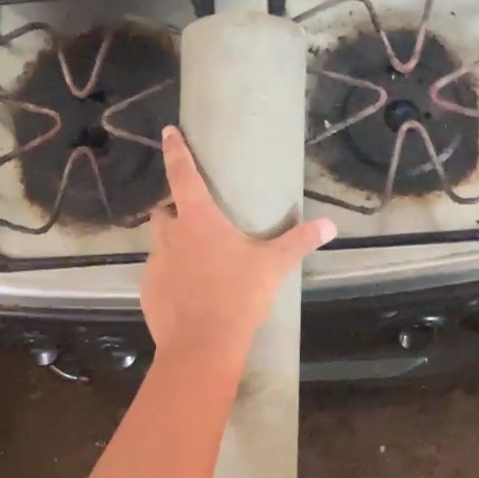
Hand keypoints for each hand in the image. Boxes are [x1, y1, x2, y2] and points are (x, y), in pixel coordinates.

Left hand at [142, 126, 334, 355]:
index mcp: (198, 220)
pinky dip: (170, 278)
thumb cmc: (238, 296)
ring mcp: (155, 264)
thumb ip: (298, 242)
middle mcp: (170, 236)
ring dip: (174, 247)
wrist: (202, 345)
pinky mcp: (148, 291)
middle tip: (195, 223)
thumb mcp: (273, 266)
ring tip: (197, 264)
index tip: (168, 132)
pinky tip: (189, 294)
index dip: (176, 151)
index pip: (183, 175)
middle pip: (163, 212)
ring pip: (160, 245)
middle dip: (174, 212)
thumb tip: (330, 225)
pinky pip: (158, 276)